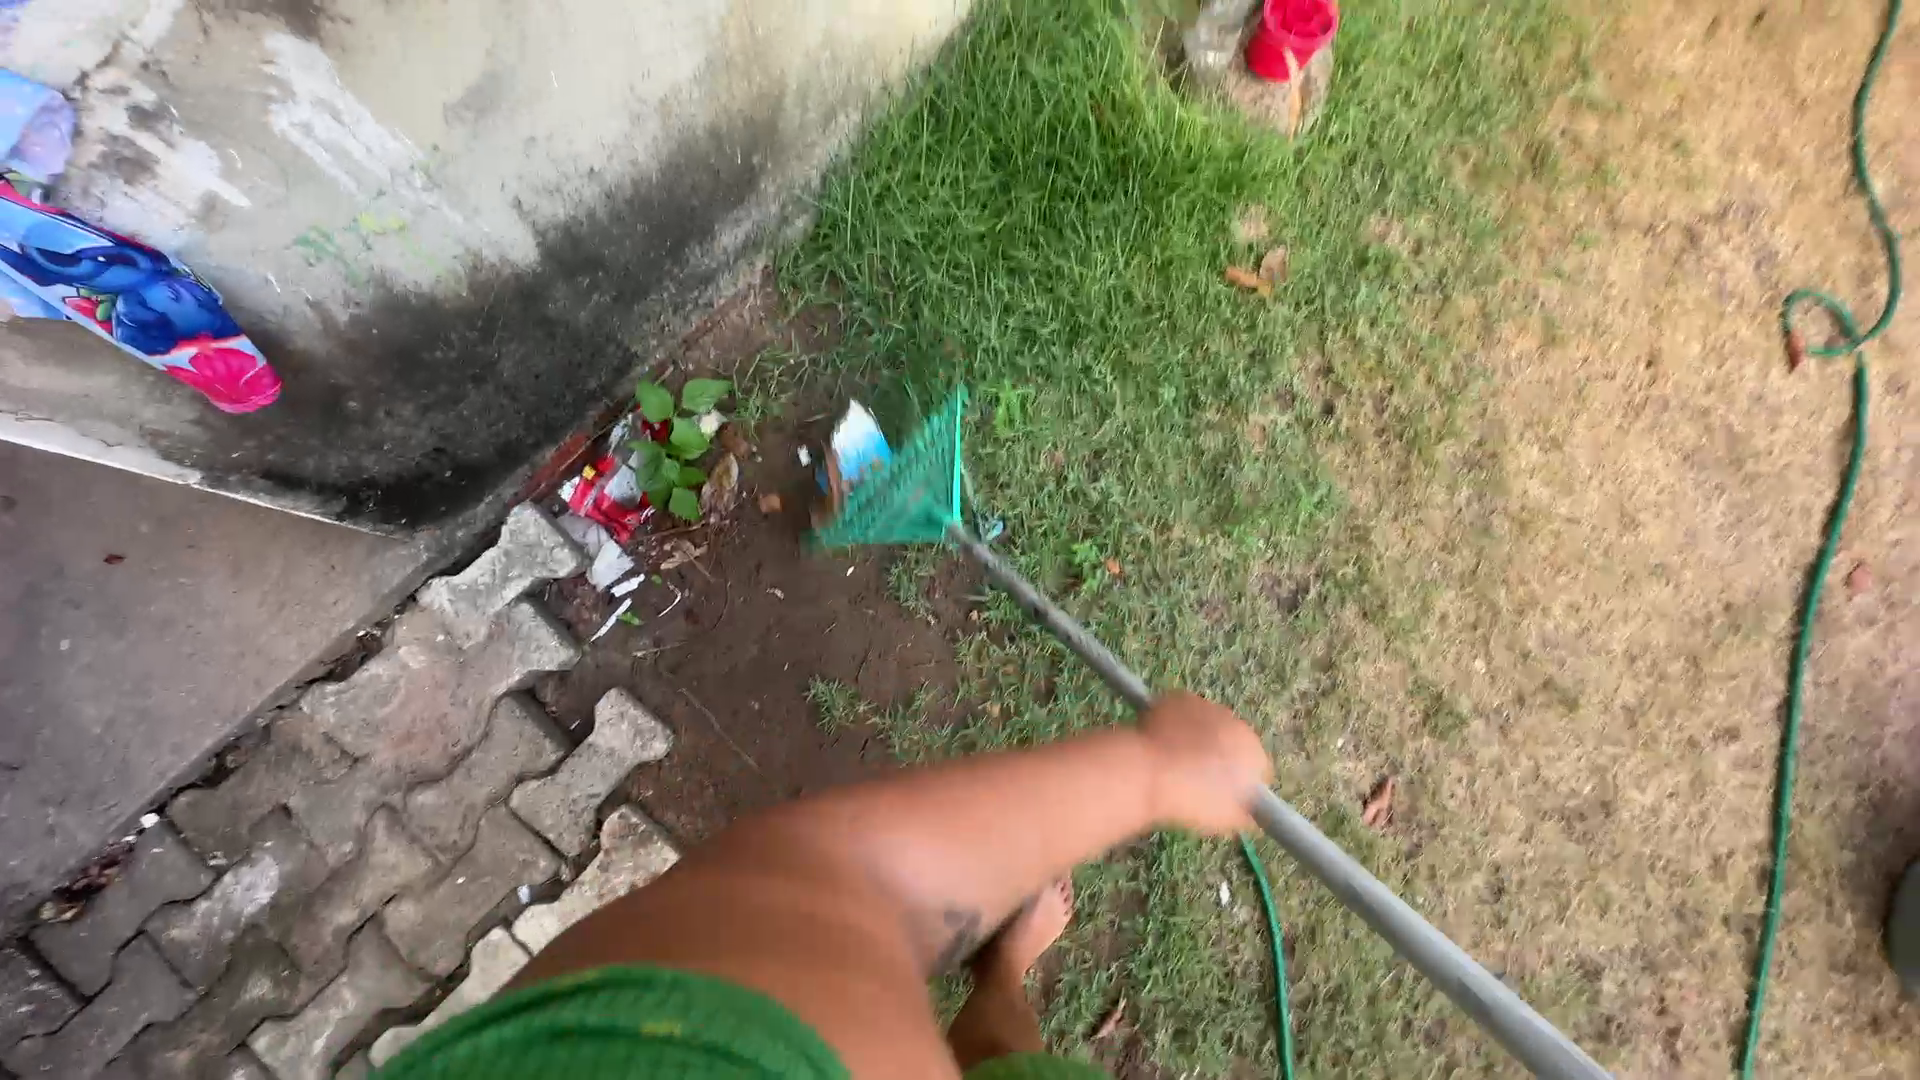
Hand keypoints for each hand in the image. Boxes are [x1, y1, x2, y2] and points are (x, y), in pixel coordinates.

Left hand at [1138, 692, 1271, 833]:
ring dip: (1198, 735)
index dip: (1241, 782)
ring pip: (1208, 723)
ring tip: (1176, 757)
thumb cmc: (1192, 800)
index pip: (1258, 767)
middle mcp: (1237, 723)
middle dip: (1220, 754)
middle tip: (1197, 774)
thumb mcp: (1228, 819)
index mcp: (1255, 753)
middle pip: (1233, 740)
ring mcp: (1207, 706)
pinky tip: (1163, 738)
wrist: (1149, 773)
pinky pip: (1183, 710)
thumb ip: (1244, 811)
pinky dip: (1177, 721)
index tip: (1224, 792)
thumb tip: (1246, 810)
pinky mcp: (1179, 697)